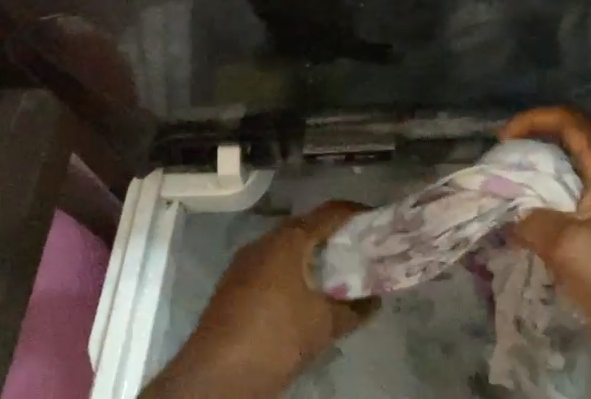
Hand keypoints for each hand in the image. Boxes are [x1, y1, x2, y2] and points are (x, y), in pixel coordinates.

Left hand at [145, 200, 376, 397]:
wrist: (213, 378)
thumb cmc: (274, 338)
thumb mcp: (323, 326)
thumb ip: (354, 310)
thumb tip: (375, 302)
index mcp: (289, 240)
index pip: (330, 212)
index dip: (356, 213)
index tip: (377, 221)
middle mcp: (265, 242)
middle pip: (307, 228)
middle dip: (334, 238)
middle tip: (360, 251)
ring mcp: (244, 264)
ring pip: (286, 250)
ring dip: (311, 258)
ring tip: (336, 276)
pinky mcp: (232, 287)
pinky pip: (270, 269)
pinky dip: (292, 275)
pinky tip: (304, 298)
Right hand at [502, 107, 590, 398]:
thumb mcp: (569, 248)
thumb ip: (533, 221)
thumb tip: (509, 215)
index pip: (570, 122)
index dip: (535, 120)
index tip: (502, 140)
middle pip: (568, 146)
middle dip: (530, 149)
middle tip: (498, 168)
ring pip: (567, 180)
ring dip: (535, 182)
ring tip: (504, 197)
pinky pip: (569, 210)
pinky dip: (544, 210)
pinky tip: (523, 231)